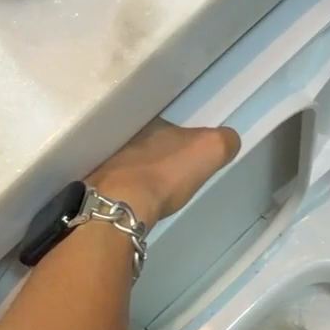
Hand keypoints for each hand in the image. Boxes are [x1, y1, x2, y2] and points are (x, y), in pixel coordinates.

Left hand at [90, 121, 239, 224]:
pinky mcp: (100, 189)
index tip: (188, 157)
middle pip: (149, 145)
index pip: (171, 128)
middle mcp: (128, 139)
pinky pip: (117, 185)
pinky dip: (127, 191)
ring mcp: (110, 164)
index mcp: (154, 126)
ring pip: (131, 163)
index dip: (182, 141)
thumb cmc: (168, 174)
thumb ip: (223, 141)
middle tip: (171, 174)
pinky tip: (134, 203)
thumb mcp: (209, 150)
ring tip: (153, 190)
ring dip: (142, 173)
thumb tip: (229, 140)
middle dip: (160, 156)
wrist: (123, 204)